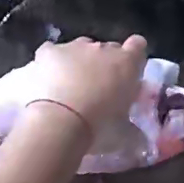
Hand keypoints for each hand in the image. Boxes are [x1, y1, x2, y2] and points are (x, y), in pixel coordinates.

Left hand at [16, 34, 148, 135]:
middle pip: (106, 49)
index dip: (132, 58)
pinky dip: (49, 63)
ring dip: (76, 63)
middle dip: (102, 65)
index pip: (138, 46)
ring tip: (67, 89)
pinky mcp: (48, 52)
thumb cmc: (99, 128)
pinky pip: (50, 52)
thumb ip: (132, 129)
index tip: (126, 74)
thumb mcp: (124, 133)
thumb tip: (136, 136)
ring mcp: (73, 47)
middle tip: (95, 91)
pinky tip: (45, 80)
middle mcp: (102, 48)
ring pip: (77, 49)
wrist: (59, 123)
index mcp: (127, 63)